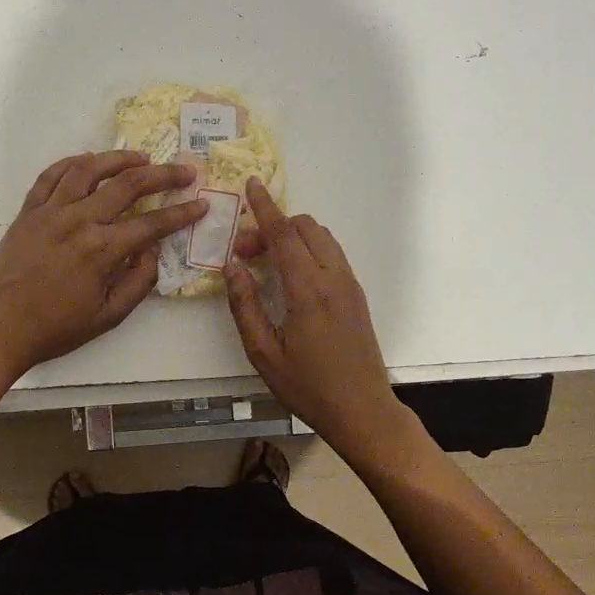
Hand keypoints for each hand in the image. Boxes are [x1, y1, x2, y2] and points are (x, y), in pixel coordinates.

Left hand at [0, 151, 204, 381]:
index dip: (181, 213)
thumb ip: (137, 283)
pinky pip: (51, 176)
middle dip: (162, 175)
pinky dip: (73, 163)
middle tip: (183, 171)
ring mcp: (49, 212)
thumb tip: (152, 252)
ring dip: (119, 159)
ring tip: (140, 158)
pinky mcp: (27, 212)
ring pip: (89, 170)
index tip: (201, 204)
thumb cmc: (54, 330)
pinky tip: (88, 162)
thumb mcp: (107, 318)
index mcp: (101, 250)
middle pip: (127, 185)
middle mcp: (78, 221)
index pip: (151, 223)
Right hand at [225, 178, 404, 444]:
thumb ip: (245, 306)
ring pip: (323, 239)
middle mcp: (334, 279)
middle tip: (245, 253)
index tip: (251, 185)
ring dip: (293, 237)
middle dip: (274, 226)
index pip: (285, 235)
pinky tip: (290, 276)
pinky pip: (332, 255)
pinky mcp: (357, 296)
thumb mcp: (264, 353)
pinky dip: (309, 250)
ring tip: (265, 263)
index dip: (265, 208)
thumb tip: (232, 267)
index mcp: (308, 291)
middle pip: (306, 228)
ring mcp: (350, 286)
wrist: (361, 409)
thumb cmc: (307, 387)